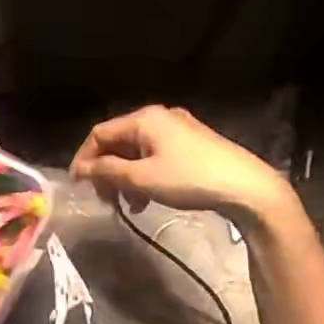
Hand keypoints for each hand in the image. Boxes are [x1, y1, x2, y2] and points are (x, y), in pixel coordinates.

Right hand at [71, 105, 295, 224]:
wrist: (246, 187)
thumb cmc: (188, 179)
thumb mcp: (141, 178)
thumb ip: (107, 171)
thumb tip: (81, 169)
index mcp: (144, 119)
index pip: (99, 134)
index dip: (84, 158)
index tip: (78, 185)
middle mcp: (158, 118)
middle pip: (117, 143)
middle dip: (106, 172)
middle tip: (104, 198)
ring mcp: (176, 130)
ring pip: (135, 153)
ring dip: (124, 178)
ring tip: (127, 205)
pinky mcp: (189, 145)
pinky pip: (153, 158)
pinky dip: (142, 177)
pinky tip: (145, 200)